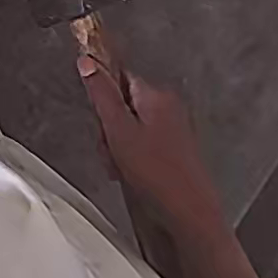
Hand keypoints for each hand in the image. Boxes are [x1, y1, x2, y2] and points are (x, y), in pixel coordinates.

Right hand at [80, 59, 226, 238]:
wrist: (189, 216)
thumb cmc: (155, 172)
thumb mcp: (117, 129)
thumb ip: (101, 92)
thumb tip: (88, 60)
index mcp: (156, 96)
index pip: (117, 76)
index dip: (101, 96)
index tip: (98, 117)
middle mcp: (168, 107)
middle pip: (121, 102)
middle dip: (108, 126)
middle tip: (110, 147)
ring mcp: (173, 128)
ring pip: (128, 124)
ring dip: (116, 143)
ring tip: (119, 164)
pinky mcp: (173, 148)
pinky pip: (140, 140)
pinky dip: (129, 154)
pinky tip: (129, 171)